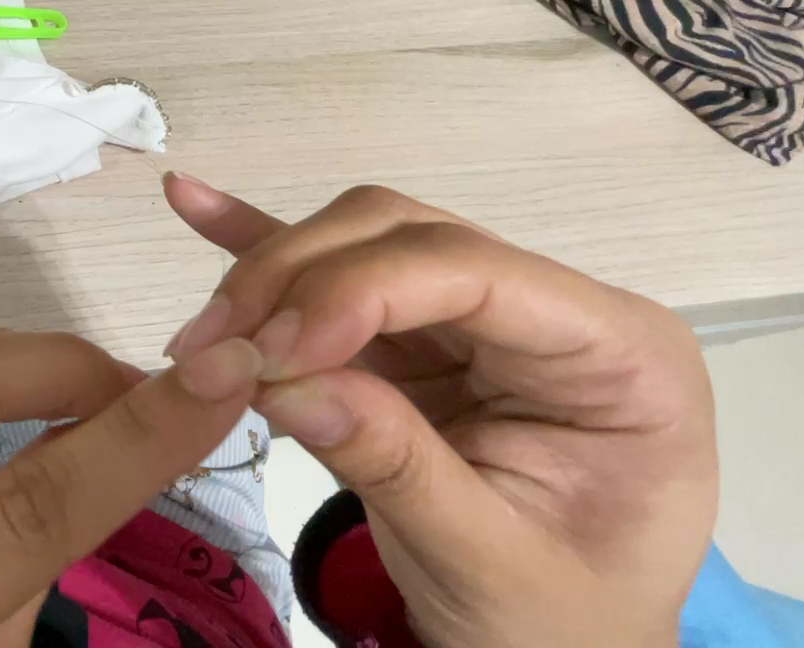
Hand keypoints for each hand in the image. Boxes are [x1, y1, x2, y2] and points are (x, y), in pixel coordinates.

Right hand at [162, 176, 717, 647]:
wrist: (548, 647)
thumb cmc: (552, 618)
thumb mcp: (490, 568)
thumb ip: (396, 467)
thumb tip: (283, 381)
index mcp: (612, 352)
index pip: (467, 269)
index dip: (354, 292)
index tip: (270, 354)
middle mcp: (538, 303)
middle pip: (391, 234)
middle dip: (291, 281)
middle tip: (215, 350)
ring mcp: (464, 303)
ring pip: (342, 239)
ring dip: (260, 278)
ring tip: (200, 338)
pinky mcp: (398, 318)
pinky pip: (319, 266)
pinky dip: (250, 238)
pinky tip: (190, 200)